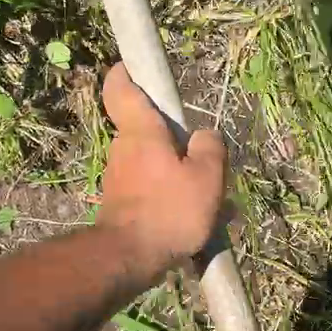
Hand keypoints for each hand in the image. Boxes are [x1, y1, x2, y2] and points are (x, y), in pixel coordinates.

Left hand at [97, 64, 227, 272]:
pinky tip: (196, 229)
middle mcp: (123, 150)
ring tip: (212, 208)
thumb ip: (211, 148)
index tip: (134, 71)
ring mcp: (118, 181)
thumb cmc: (170, 210)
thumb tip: (205, 137)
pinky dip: (171, 204)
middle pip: (147, 134)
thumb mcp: (207, 176)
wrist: (129, 259)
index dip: (126, 74)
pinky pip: (151, 196)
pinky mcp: (121, 208)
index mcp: (141, 131)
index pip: (120, 89)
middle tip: (204, 163)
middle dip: (173, 144)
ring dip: (178, 180)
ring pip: (153, 169)